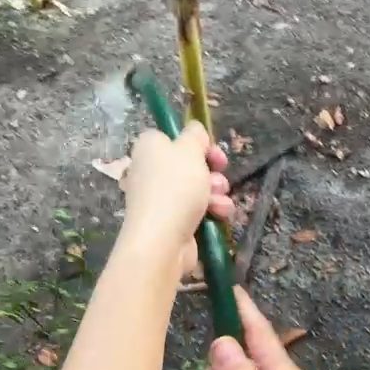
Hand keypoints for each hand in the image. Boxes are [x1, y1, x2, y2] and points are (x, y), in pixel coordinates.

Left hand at [120, 123, 231, 254]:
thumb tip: (194, 130)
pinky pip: (198, 209)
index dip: (197, 144)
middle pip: (190, 163)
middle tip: (219, 172)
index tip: (212, 151)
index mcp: (149, 147)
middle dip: (212, 170)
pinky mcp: (172, 220)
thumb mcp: (189, 150)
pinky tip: (219, 214)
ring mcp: (161, 198)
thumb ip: (195, 135)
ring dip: (216, 191)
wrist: (162, 240)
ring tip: (218, 200)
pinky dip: (212, 210)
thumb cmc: (175, 187)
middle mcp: (151, 170)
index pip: (174, 137)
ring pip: (199, 187)